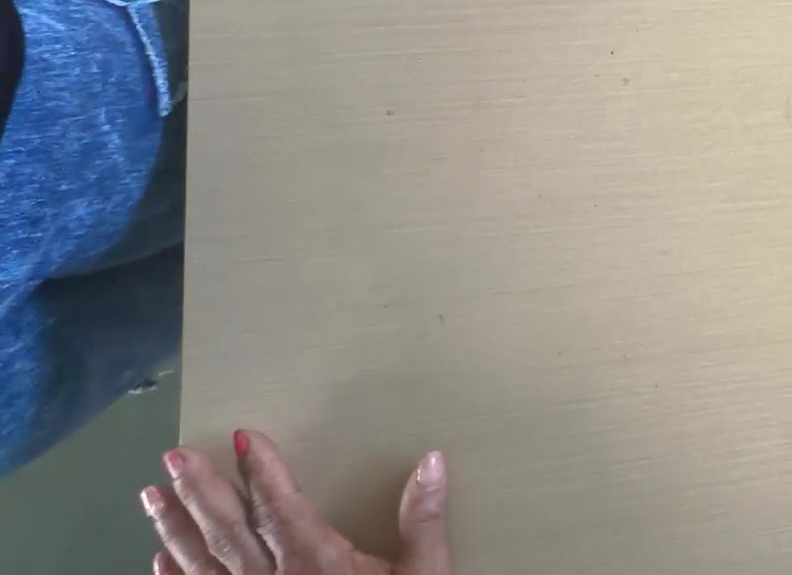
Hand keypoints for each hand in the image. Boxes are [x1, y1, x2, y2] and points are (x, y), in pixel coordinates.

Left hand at [140, 430, 450, 574]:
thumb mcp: (425, 572)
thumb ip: (425, 518)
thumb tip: (431, 459)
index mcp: (318, 563)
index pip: (280, 509)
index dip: (263, 471)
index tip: (243, 436)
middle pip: (229, 533)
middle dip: (201, 493)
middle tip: (174, 456)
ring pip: (202, 563)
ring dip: (175, 527)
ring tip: (153, 494)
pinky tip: (160, 557)